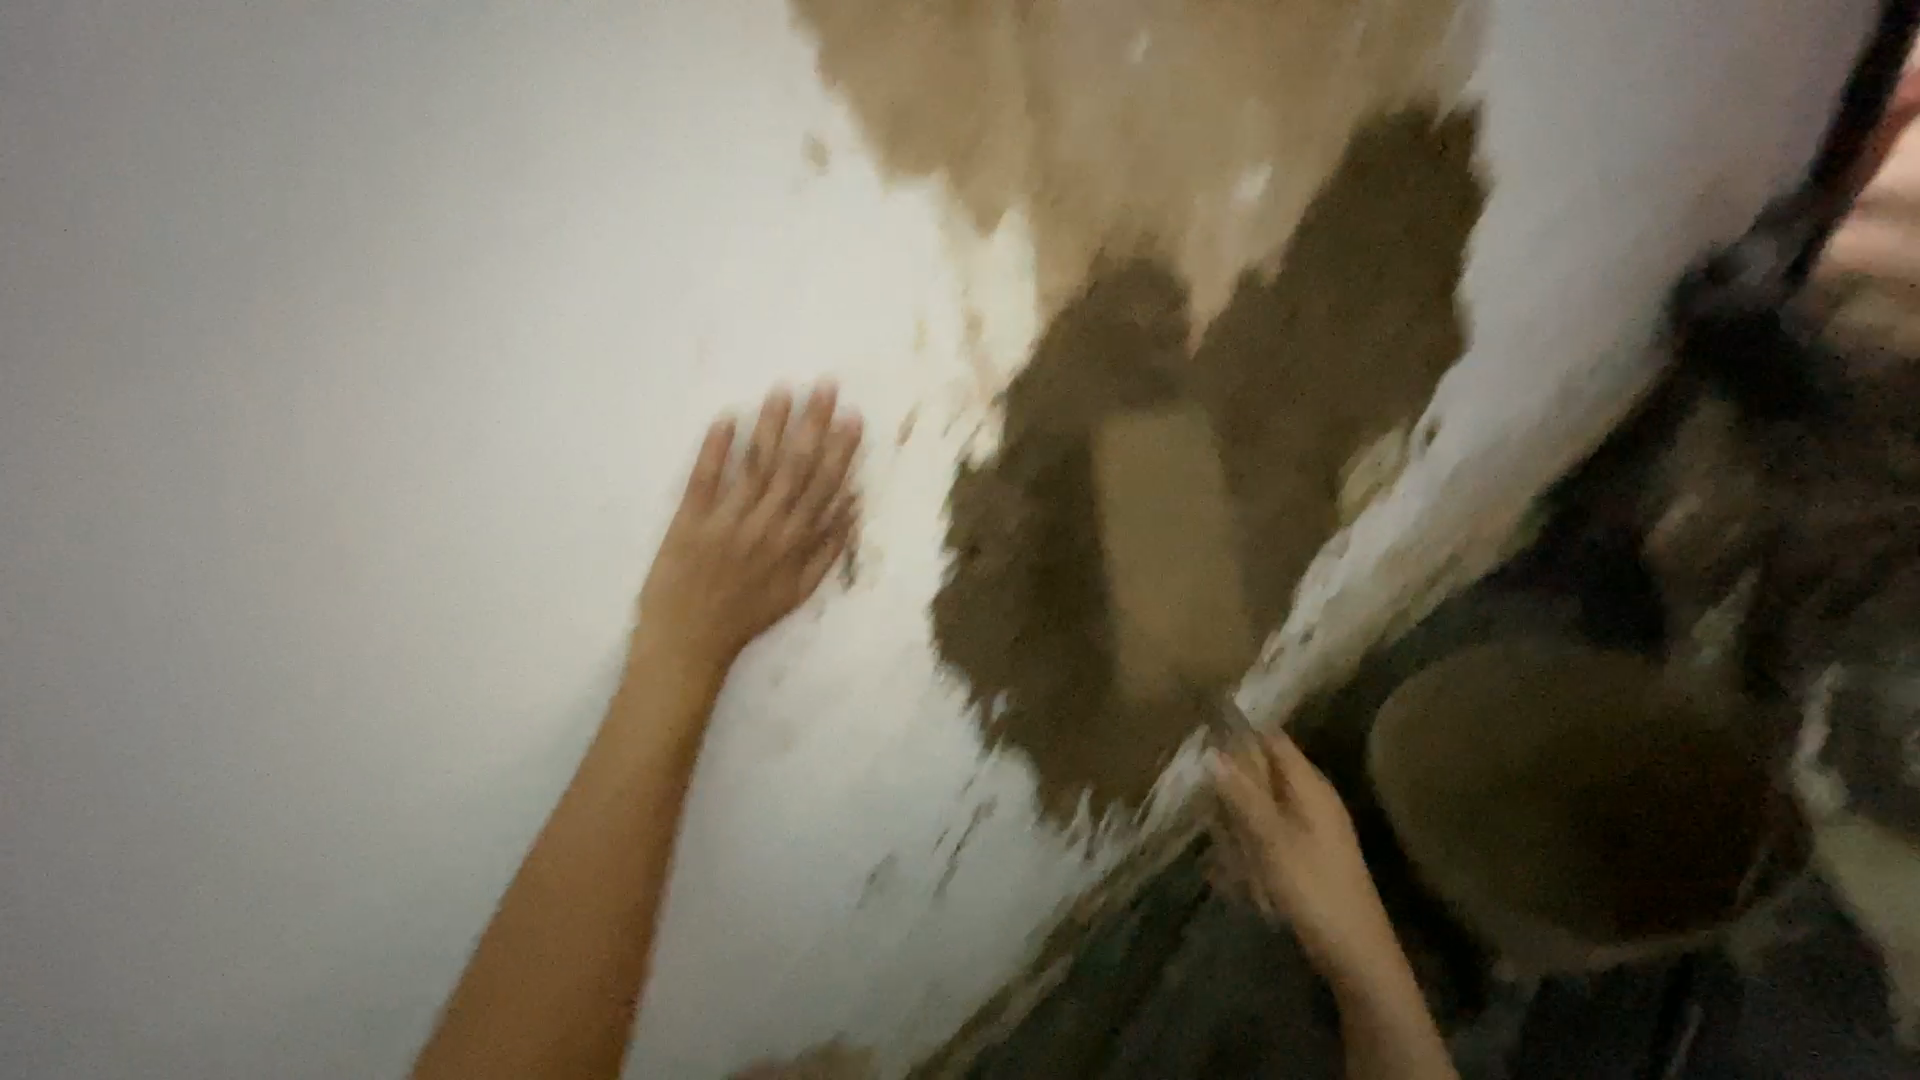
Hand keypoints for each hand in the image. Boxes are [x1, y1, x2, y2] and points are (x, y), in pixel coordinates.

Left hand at [636, 383, 862, 679]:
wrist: (689, 643)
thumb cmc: (746, 616)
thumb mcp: (799, 591)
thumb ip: (829, 549)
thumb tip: (854, 504)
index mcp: (795, 543)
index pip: (824, 487)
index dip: (841, 450)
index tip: (853, 416)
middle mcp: (767, 526)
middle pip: (795, 468)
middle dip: (813, 425)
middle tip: (826, 387)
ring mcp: (728, 522)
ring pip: (756, 467)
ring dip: (771, 427)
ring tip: (784, 391)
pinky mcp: (690, 521)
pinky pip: (705, 480)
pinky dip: (716, 450)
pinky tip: (727, 418)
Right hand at [1211, 733, 1403, 985]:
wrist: (1355, 952)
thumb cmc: (1314, 889)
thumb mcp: (1271, 840)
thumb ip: (1242, 795)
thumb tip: (1211, 753)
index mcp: (1311, 787)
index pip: (1273, 740)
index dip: (1240, 733)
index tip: (1202, 734)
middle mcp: (1312, 799)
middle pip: (1264, 770)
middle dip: (1233, 780)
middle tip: (1205, 799)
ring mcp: (1310, 827)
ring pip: (1261, 801)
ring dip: (1237, 813)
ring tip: (1218, 836)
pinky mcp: (1304, 852)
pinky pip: (1267, 828)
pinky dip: (1248, 837)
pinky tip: (1231, 860)